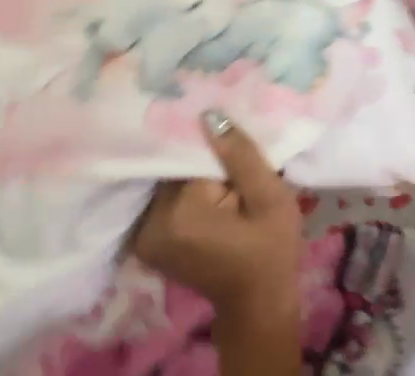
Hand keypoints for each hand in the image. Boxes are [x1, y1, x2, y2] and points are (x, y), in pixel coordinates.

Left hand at [132, 111, 304, 322]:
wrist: (257, 300)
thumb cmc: (271, 248)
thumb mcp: (269, 197)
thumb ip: (240, 155)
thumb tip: (209, 114)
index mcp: (179, 213)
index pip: (192, 157)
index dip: (217, 149)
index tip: (238, 143)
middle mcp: (150, 223)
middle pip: (177, 169)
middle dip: (205, 163)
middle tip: (237, 161)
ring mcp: (144, 236)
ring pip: (171, 183)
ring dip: (197, 177)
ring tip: (227, 175)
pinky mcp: (147, 241)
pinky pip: (167, 200)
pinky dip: (188, 193)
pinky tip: (213, 193)